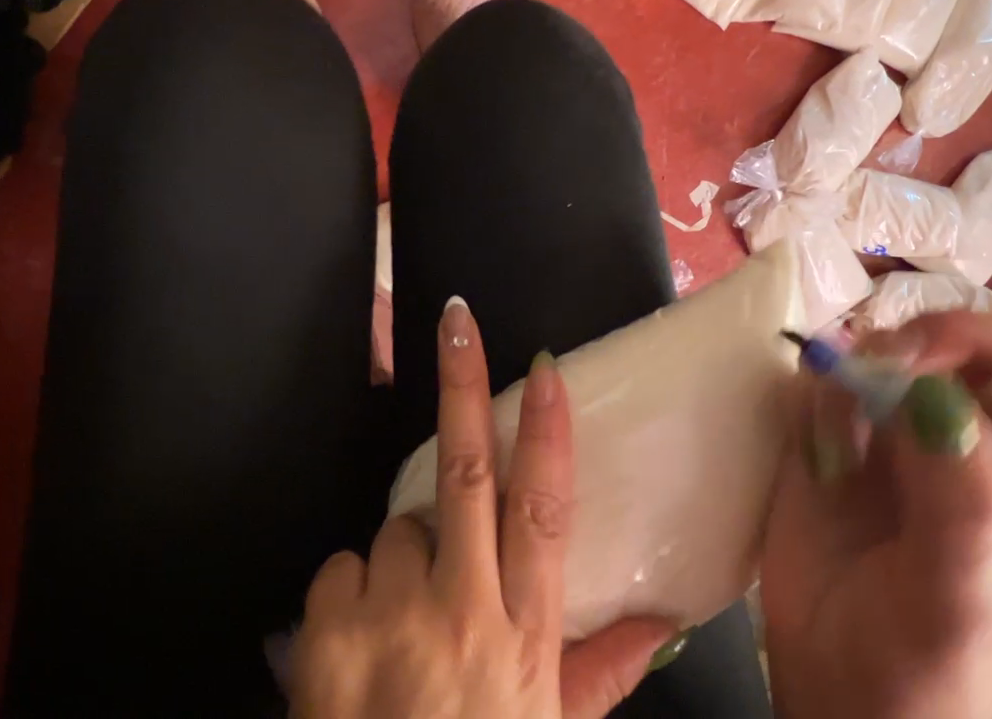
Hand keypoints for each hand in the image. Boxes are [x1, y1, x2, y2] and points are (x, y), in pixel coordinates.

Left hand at [289, 298, 679, 718]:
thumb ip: (601, 670)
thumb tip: (664, 619)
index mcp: (522, 636)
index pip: (544, 516)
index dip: (548, 438)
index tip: (545, 371)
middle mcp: (460, 612)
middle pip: (466, 477)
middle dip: (463, 388)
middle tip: (456, 322)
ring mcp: (390, 617)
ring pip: (396, 532)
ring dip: (404, 556)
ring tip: (411, 620)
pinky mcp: (328, 630)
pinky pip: (341, 567)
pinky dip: (354, 586)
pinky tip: (365, 640)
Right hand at [759, 313, 991, 718]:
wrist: (824, 683)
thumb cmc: (923, 669)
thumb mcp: (962, 601)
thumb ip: (963, 503)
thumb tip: (938, 396)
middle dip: (958, 340)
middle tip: (900, 358)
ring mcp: (917, 437)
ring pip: (919, 351)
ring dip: (883, 353)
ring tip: (847, 391)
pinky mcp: (847, 432)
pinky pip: (842, 377)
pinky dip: (826, 386)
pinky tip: (817, 444)